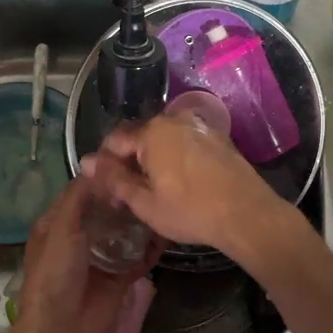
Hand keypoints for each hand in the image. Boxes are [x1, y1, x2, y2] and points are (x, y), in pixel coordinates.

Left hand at [14, 176, 157, 332]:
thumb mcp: (60, 229)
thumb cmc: (54, 273)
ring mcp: (101, 257)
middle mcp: (80, 237)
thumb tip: (95, 165)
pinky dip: (152, 247)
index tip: (127, 159)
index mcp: (58, 224)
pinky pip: (139, 257)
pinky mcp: (120, 277)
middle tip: (152, 177)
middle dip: (125, 197)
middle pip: (106, 210)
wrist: (62, 329)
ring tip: (164, 197)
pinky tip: (168, 230)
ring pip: (125, 232)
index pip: (81, 192)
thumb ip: (78, 198)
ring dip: (140, 219)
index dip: (101, 177)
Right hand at [82, 114, 293, 256]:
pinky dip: (176, 156)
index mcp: (152, 132)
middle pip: (140, 136)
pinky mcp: (216, 137)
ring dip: (153, 158)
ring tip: (154, 187)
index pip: (114, 140)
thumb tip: (86, 162)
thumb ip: (114, 180)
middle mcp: (174, 120)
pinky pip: (185, 142)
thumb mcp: (145, 202)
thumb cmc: (190, 210)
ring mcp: (198, 126)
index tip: (106, 186)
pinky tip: (181, 181)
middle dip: (130, 159)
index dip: (105, 163)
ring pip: (164, 138)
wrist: (245, 212)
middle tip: (128, 190)